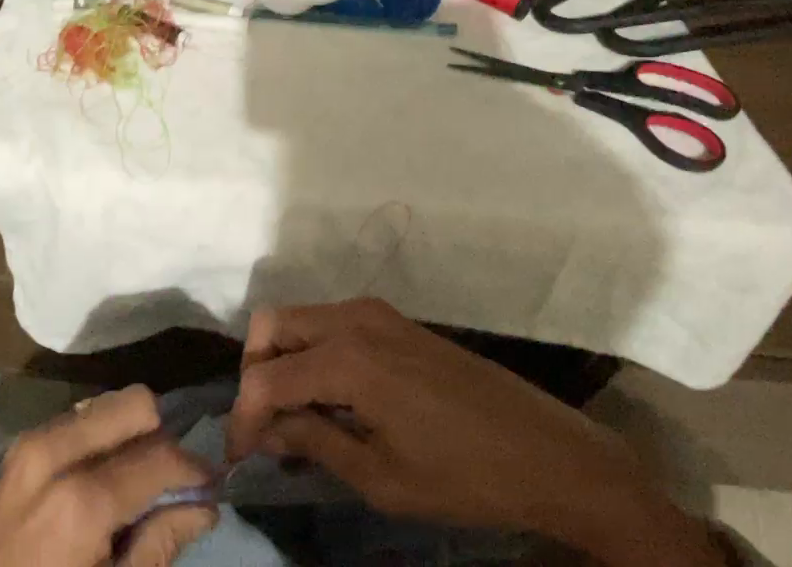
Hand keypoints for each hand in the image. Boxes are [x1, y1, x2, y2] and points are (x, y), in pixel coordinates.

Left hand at [0, 386, 216, 566]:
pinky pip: (72, 423)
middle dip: (162, 435)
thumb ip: (157, 548)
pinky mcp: (12, 452)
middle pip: (132, 403)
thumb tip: (203, 507)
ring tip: (138, 484)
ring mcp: (28, 446)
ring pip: (101, 406)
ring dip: (129, 434)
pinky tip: (101, 482)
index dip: (199, 471)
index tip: (215, 488)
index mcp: (83, 498)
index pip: (163, 456)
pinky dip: (98, 440)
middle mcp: (55, 453)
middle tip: (173, 482)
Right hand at [227, 300, 724, 566]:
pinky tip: (331, 401)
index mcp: (348, 359)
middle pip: (272, 326)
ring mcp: (377, 314)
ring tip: (295, 419)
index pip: (266, 379)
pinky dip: (313, 354)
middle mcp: (354, 320)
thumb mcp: (381, 477)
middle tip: (264, 426)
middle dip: (255, 374)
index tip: (237, 456)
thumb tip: (266, 430)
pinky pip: (331, 324)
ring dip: (283, 361)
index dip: (243, 419)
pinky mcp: (396, 321)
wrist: (553, 455)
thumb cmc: (466, 477)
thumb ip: (314, 442)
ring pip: (299, 319)